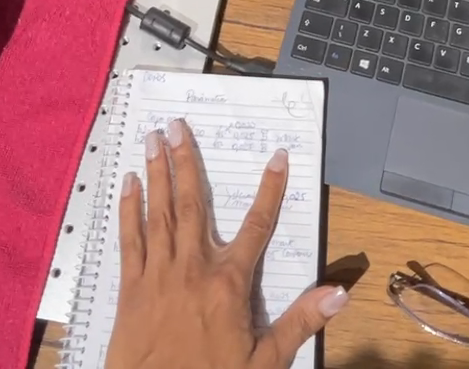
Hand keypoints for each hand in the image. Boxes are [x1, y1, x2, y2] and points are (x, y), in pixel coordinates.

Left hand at [106, 117, 348, 368]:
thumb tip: (340, 292)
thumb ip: (300, 323)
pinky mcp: (130, 288)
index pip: (257, 225)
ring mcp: (159, 274)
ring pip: (160, 211)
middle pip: (193, 202)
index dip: (271, 188)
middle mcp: (194, 267)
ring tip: (153, 138)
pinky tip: (128, 183)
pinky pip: (130, 240)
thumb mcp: (264, 362)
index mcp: (230, 282)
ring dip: (158, 172)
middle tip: (177, 123)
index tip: (278, 156)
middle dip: (187, 159)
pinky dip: (129, 209)